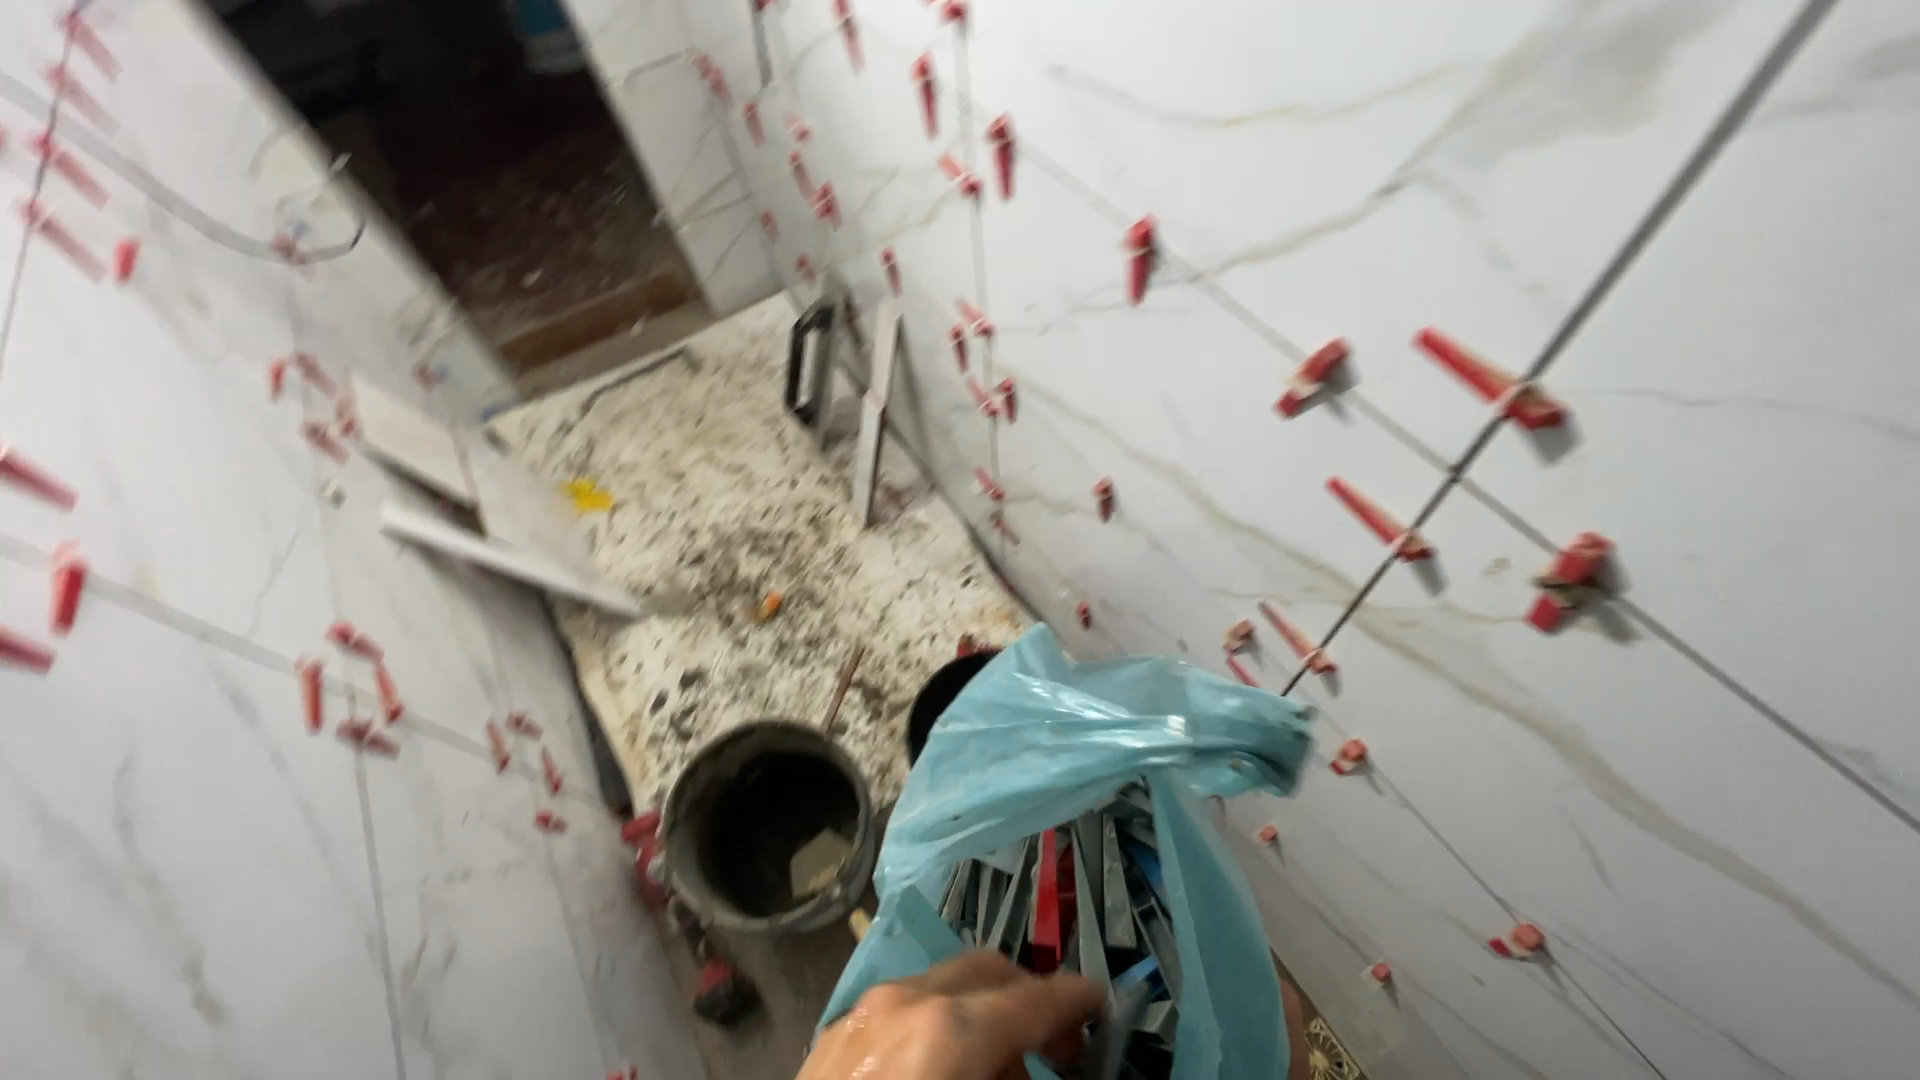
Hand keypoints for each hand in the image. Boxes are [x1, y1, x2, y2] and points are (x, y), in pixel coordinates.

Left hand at [799, 951, 1103, 1079]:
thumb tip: (1029, 1069)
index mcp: (948, 1030)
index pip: (1031, 999)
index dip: (1073, 1000)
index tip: (1100, 1001)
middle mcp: (907, 1001)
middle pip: (988, 972)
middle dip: (1029, 1001)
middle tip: (1061, 1048)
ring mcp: (865, 1011)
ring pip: (944, 987)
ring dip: (983, 1017)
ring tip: (995, 1077)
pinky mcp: (835, 1033)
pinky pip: (905, 1009)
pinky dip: (939, 1027)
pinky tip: (940, 1076)